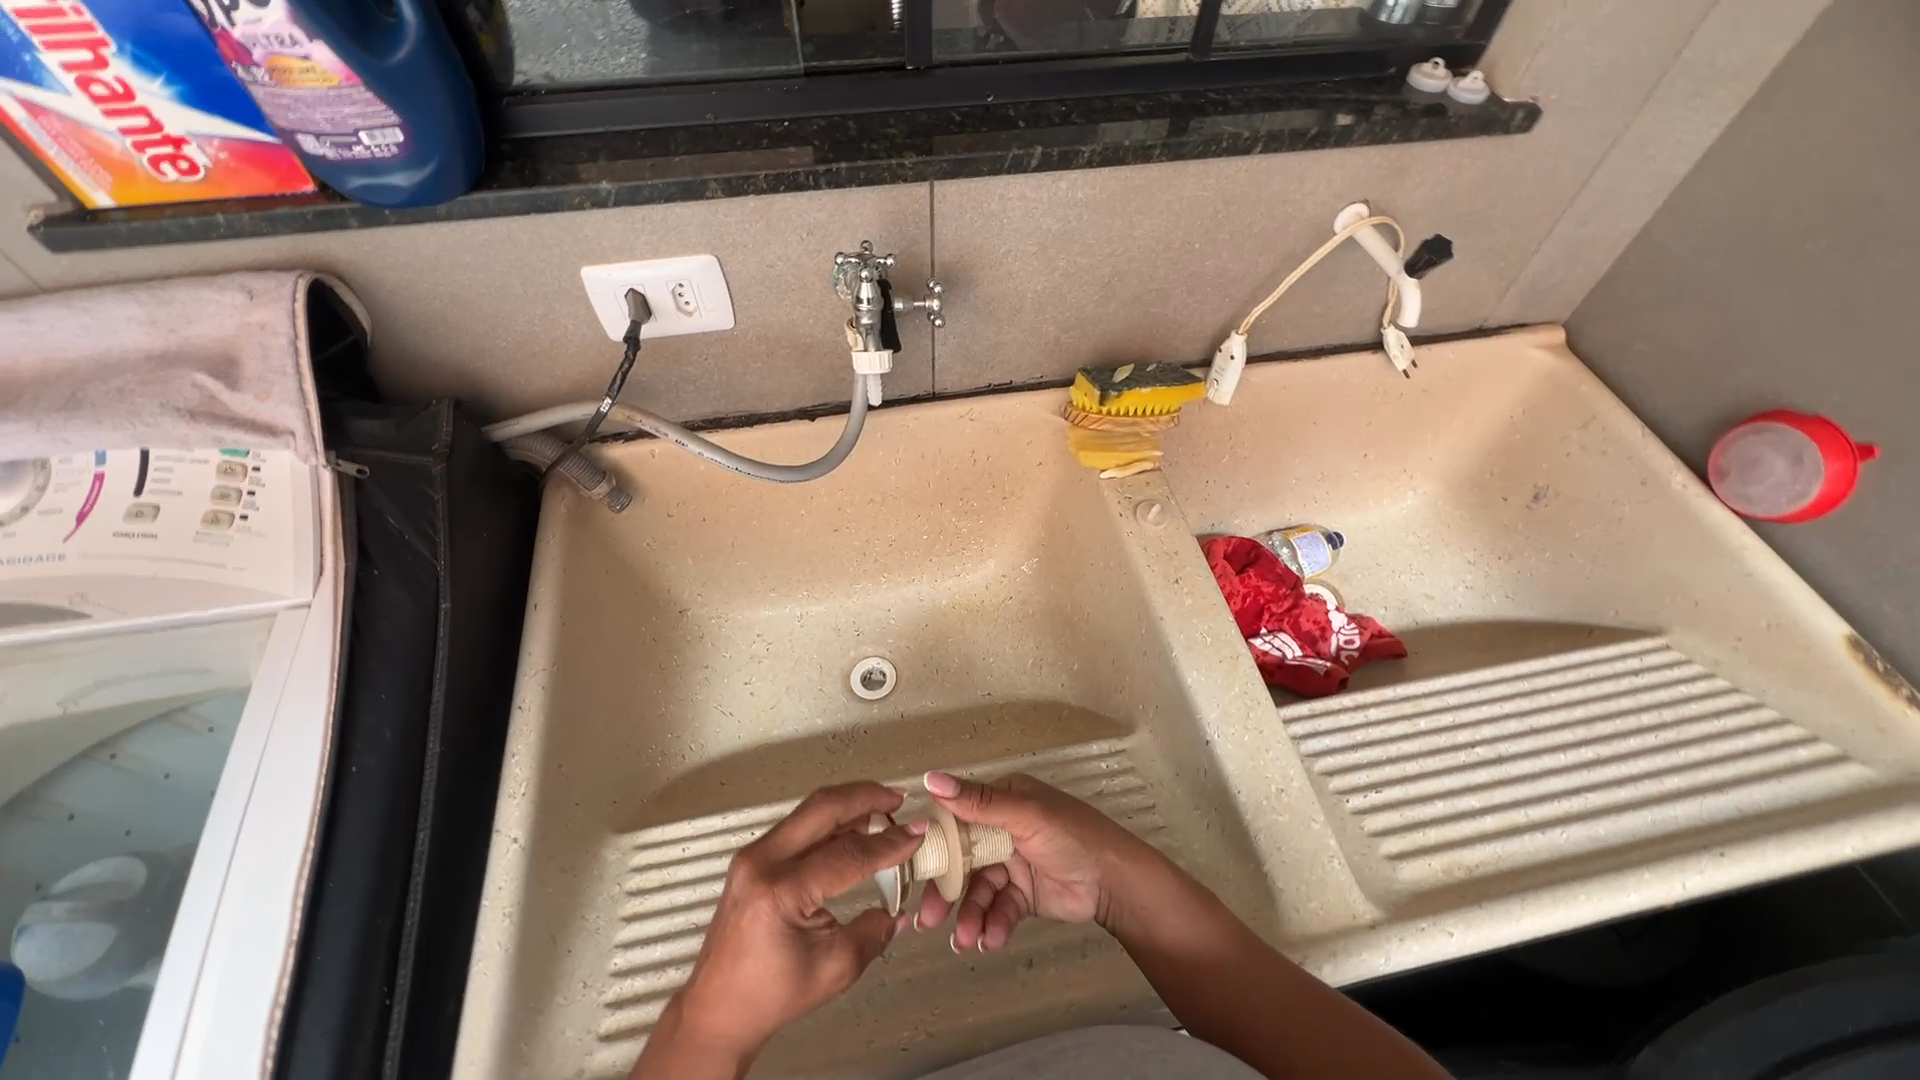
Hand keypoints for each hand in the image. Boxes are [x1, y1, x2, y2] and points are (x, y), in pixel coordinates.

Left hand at [633, 783, 925, 1078]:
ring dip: (848, 804)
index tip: (916, 834)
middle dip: (866, 796)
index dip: (888, 844)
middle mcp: (762, 862)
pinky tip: (854, 826)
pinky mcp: (752, 859)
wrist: (717, 1009)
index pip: (848, 854)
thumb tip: (899, 910)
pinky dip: (830, 820)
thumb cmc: (768, 996)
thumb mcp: (834, 970)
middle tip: (898, 799)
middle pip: (823, 808)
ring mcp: (752, 856)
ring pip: (809, 811)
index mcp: (781, 891)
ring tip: (882, 808)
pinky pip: (798, 826)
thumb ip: (873, 932)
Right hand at [914, 770, 1157, 953]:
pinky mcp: (1020, 895)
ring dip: (970, 916)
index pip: (956, 819)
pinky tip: (992, 940)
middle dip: (946, 892)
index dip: (933, 844)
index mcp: (1001, 802)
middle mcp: (1001, 831)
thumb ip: (978, 802)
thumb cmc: (1072, 836)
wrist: (1115, 882)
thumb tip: (930, 779)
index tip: (911, 869)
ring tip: (967, 939)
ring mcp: (1010, 865)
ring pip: (978, 892)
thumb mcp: (1025, 815)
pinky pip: (998, 910)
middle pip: (961, 862)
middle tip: (927, 920)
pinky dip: (993, 925)